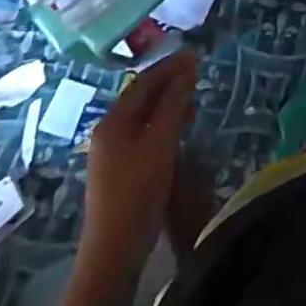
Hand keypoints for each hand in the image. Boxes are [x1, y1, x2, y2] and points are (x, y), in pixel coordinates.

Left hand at [81, 49, 198, 266]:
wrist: (114, 249)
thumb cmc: (137, 190)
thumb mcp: (159, 143)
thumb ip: (172, 106)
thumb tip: (185, 72)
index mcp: (114, 119)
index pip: (144, 82)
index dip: (170, 67)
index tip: (194, 56)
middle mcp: (108, 129)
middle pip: (141, 97)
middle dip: (168, 82)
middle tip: (196, 74)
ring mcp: (111, 150)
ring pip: (142, 116)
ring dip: (167, 103)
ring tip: (192, 99)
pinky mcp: (118, 168)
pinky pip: (142, 133)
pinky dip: (161, 123)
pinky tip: (177, 129)